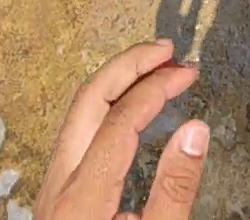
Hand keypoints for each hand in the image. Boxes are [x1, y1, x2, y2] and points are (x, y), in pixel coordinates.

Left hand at [35, 39, 209, 219]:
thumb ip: (174, 191)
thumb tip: (196, 128)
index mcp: (81, 198)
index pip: (121, 119)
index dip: (157, 87)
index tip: (190, 72)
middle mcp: (59, 183)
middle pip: (88, 98)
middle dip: (130, 65)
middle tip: (169, 50)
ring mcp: (53, 187)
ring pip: (79, 110)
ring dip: (119, 79)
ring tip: (158, 66)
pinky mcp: (57, 194)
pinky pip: (80, 128)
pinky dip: (110, 101)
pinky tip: (135, 104)